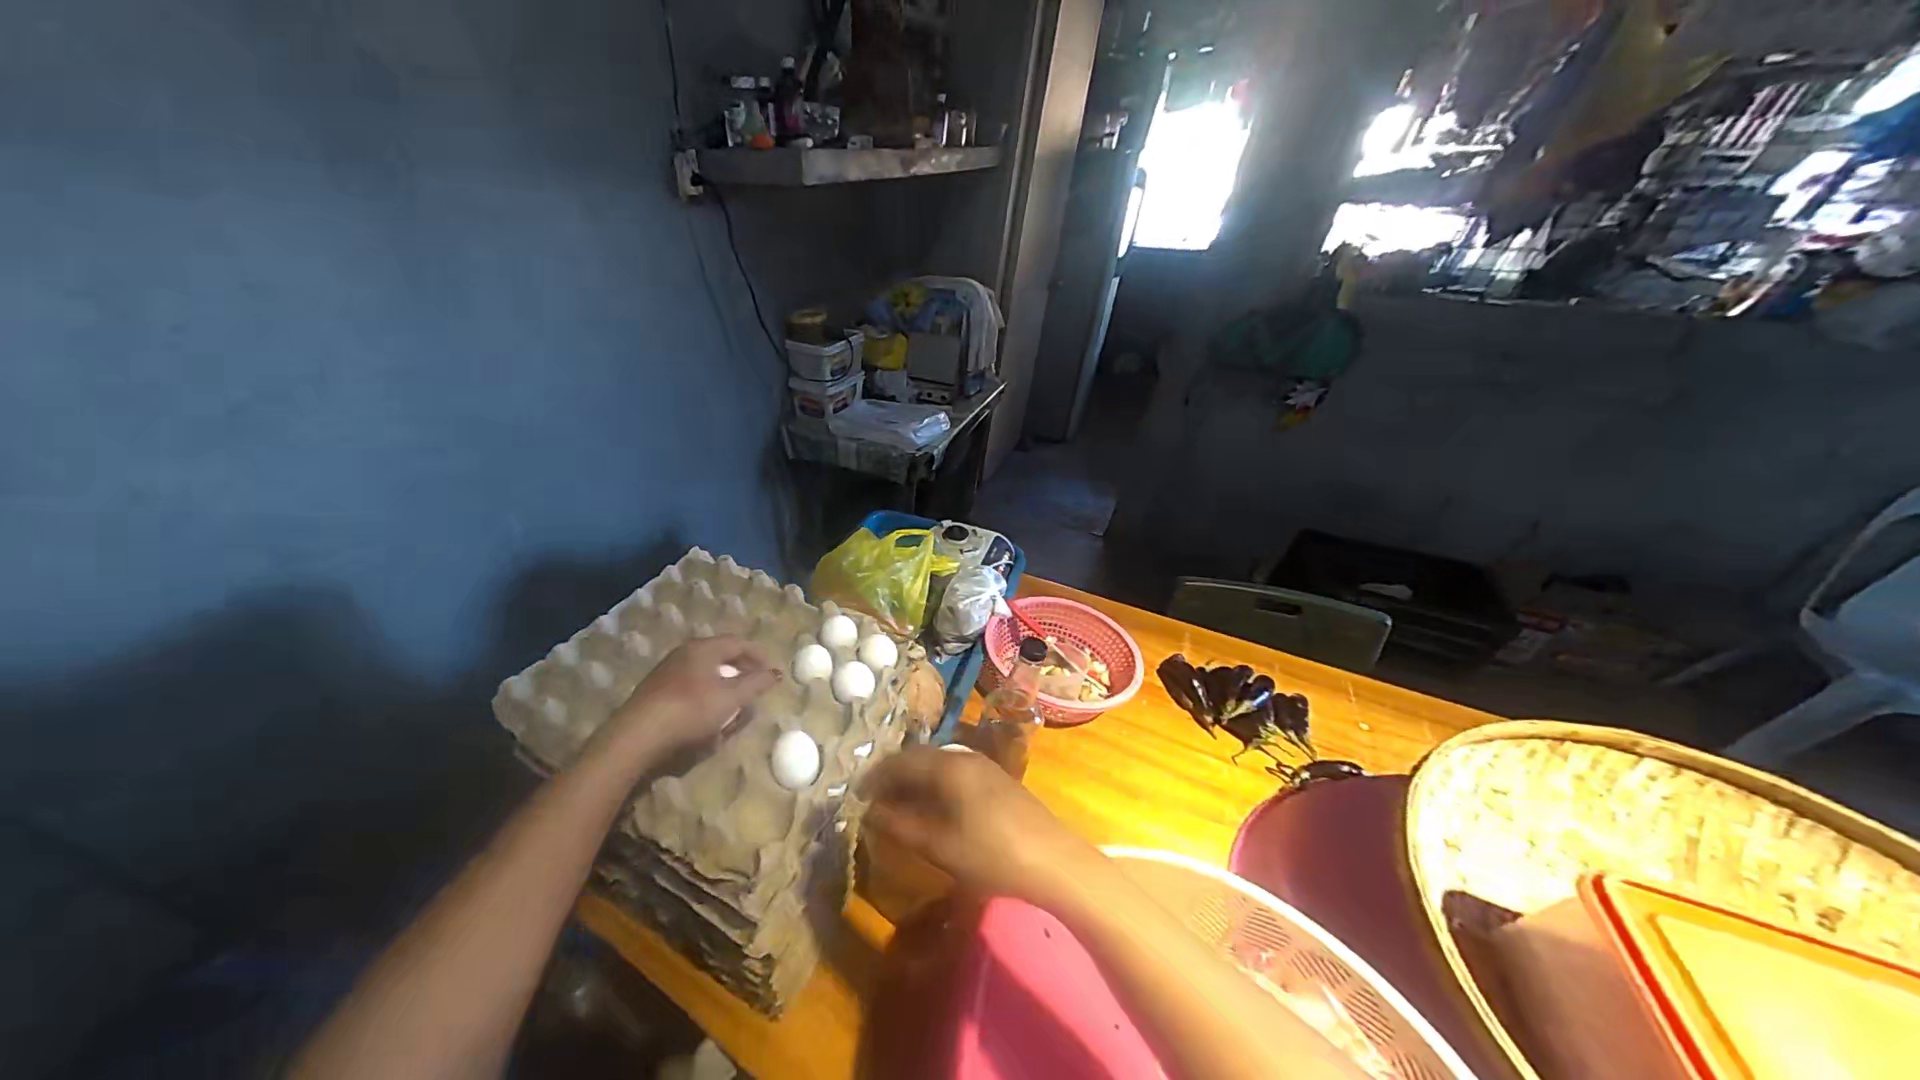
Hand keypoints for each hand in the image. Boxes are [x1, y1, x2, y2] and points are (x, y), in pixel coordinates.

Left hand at [588, 636, 780, 766]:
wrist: (637, 735)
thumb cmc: (690, 711)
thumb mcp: (730, 698)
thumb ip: (755, 684)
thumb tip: (775, 673)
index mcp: (703, 648)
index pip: (738, 642)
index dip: (758, 655)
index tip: (771, 670)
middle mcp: (684, 652)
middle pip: (720, 652)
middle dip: (741, 665)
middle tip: (756, 681)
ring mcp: (667, 669)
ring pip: (704, 667)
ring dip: (724, 677)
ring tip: (735, 695)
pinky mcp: (656, 688)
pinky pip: (690, 680)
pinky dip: (707, 687)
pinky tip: (708, 706)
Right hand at [860, 746, 1107, 909]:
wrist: (1052, 860)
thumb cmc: (990, 853)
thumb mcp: (938, 844)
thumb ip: (899, 825)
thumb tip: (869, 811)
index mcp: (948, 765)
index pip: (900, 761)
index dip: (875, 778)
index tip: (856, 797)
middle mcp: (964, 756)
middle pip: (919, 759)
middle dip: (893, 778)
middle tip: (874, 804)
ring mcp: (983, 766)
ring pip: (937, 765)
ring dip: (914, 783)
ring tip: (899, 809)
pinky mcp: (996, 780)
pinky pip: (954, 774)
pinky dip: (934, 787)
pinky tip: (932, 810)